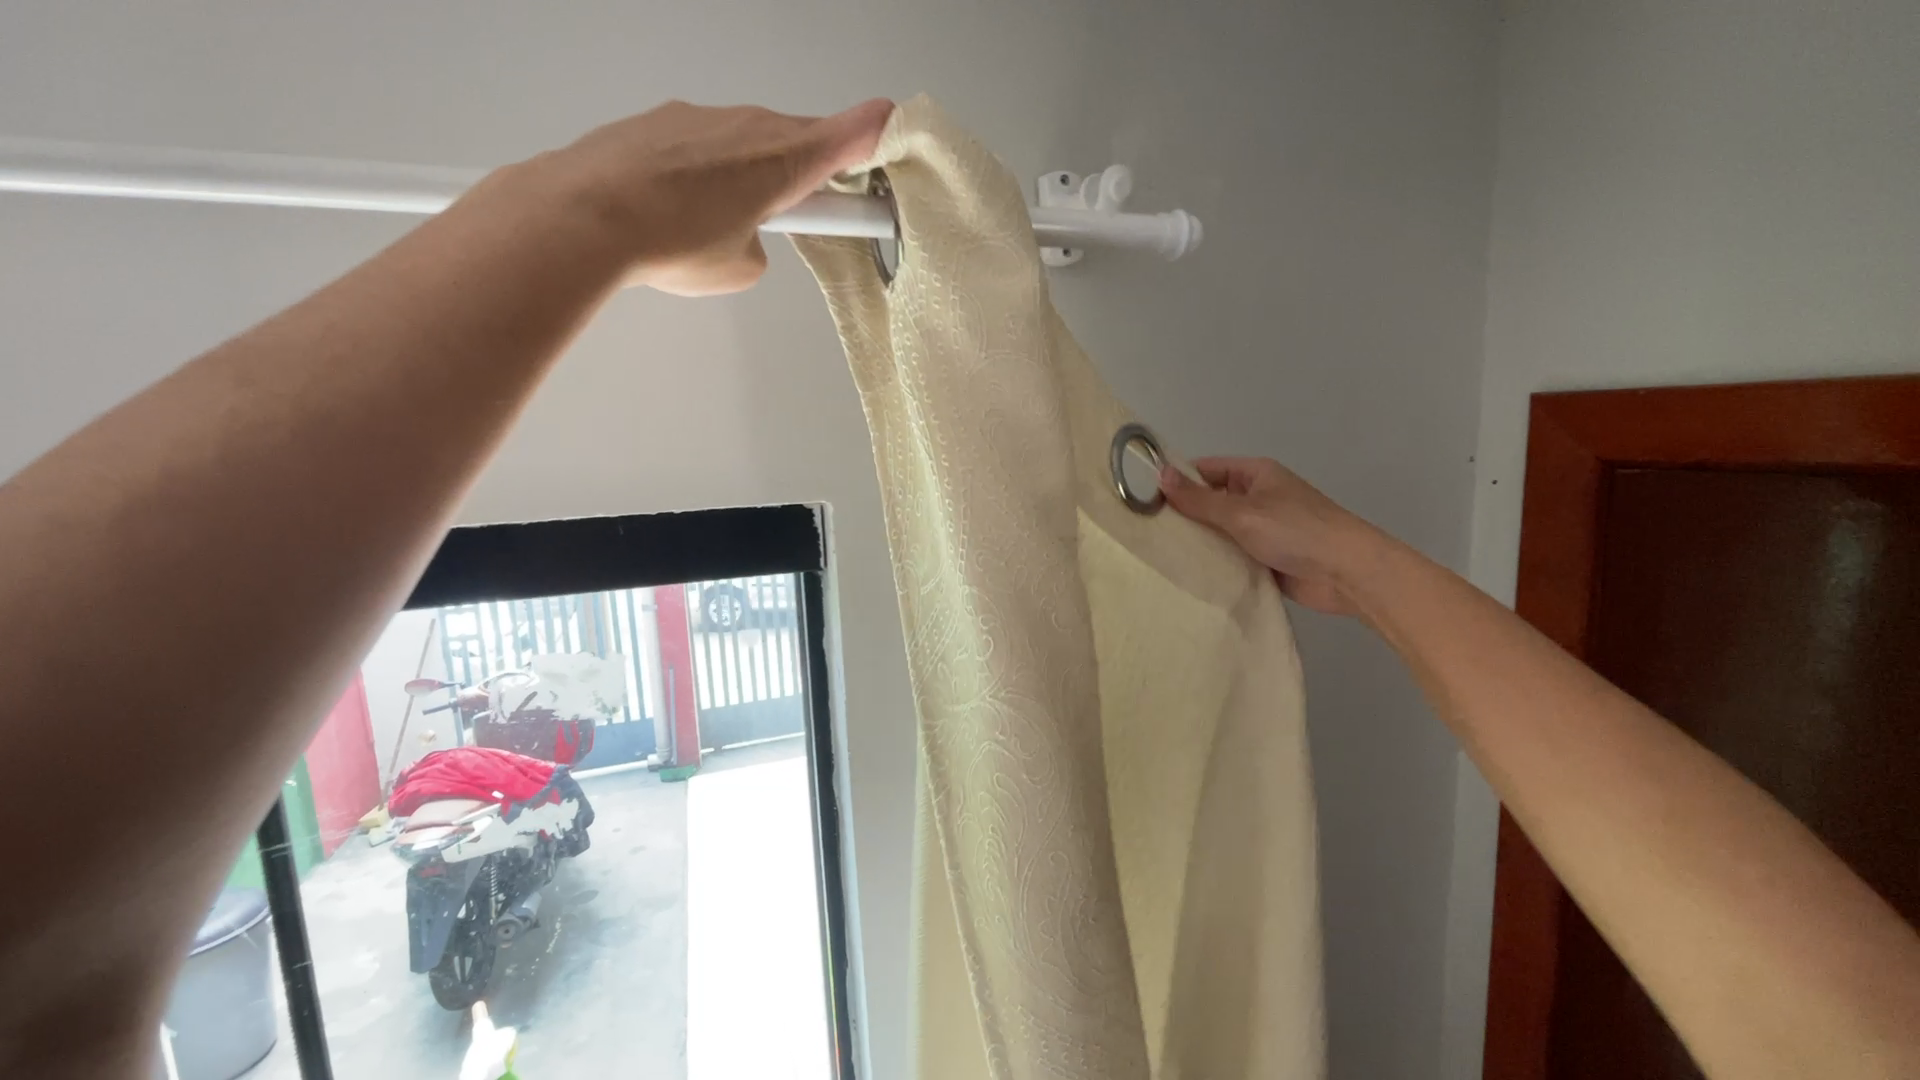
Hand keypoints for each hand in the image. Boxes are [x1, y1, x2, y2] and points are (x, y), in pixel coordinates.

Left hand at [517, 98, 893, 294]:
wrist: (584, 214)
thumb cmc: (674, 244)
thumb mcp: (740, 270)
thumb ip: (761, 248)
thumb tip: (744, 235)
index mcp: (786, 161)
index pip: (855, 134)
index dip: (879, 138)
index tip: (892, 142)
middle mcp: (752, 125)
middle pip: (799, 138)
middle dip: (804, 171)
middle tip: (795, 212)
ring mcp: (703, 116)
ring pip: (748, 139)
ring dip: (748, 172)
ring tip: (715, 220)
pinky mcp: (660, 118)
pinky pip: (702, 140)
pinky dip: (703, 168)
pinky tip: (674, 203)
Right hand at [1159, 457, 1380, 616]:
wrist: (1346, 573)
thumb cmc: (1296, 531)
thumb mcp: (1242, 512)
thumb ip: (1199, 500)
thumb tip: (1160, 476)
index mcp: (1256, 475)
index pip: (1207, 470)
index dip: (1178, 480)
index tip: (1144, 497)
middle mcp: (1257, 498)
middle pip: (1211, 502)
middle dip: (1183, 515)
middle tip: (1145, 530)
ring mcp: (1262, 530)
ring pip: (1219, 532)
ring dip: (1198, 542)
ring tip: (1157, 552)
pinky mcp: (1265, 559)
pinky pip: (1231, 556)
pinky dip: (1214, 563)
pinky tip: (1187, 572)